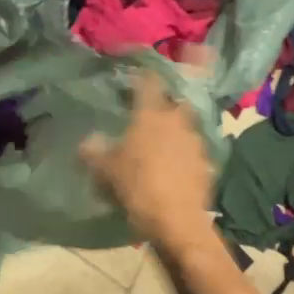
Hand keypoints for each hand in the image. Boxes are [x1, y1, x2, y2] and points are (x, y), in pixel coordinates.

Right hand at [80, 59, 217, 243]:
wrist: (178, 223)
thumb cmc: (138, 186)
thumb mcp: (105, 169)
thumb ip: (94, 150)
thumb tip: (86, 140)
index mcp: (151, 114)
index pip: (150, 80)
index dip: (143, 72)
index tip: (135, 71)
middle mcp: (177, 120)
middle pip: (177, 98)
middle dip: (168, 97)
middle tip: (154, 104)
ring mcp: (195, 142)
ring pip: (187, 124)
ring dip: (176, 126)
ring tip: (163, 136)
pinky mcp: (207, 164)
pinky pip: (194, 149)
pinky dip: (184, 150)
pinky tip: (174, 162)